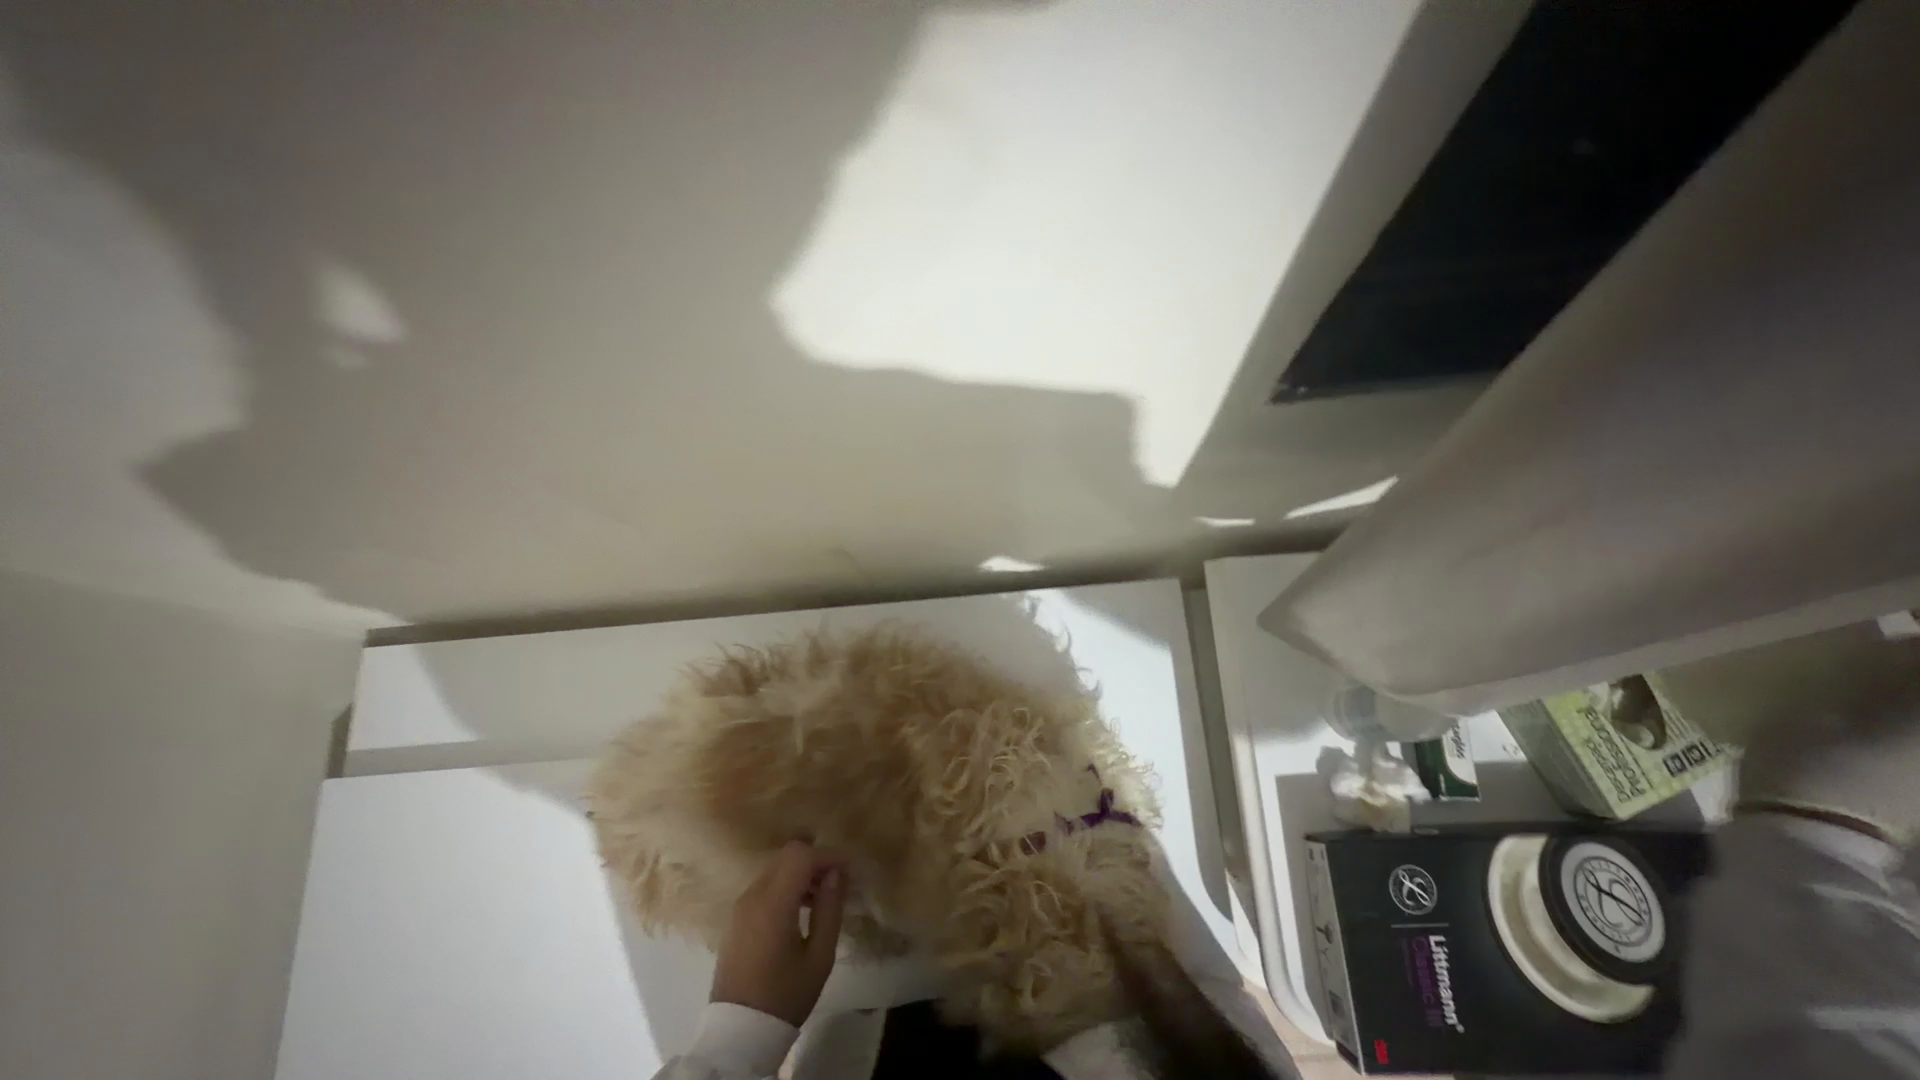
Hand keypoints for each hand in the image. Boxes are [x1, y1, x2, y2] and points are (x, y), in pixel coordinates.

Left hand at [710, 840, 846, 1025]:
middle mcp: (752, 895)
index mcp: (773, 903)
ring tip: (823, 899)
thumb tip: (836, 874)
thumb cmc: (785, 995)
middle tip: (838, 884)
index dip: (828, 856)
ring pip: (775, 869)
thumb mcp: (819, 956)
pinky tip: (800, 910)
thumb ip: (830, 909)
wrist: (739, 1031)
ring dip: (800, 874)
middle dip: (815, 862)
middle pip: (786, 856)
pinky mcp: (736, 917)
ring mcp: (740, 906)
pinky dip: (785, 886)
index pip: (801, 855)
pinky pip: (764, 886)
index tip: (849, 873)